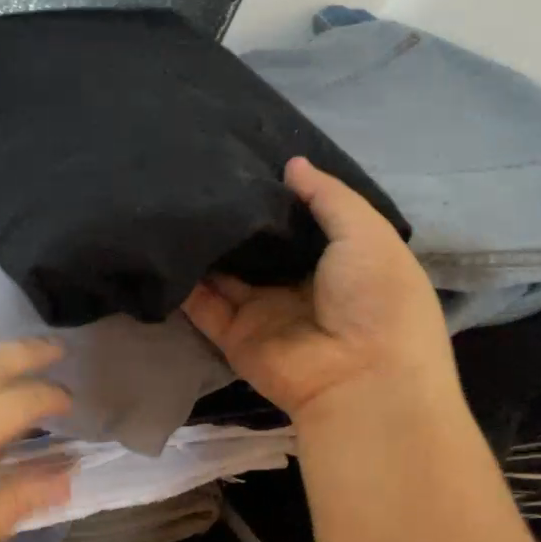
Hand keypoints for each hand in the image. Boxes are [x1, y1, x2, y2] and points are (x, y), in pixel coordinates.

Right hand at [182, 157, 459, 427]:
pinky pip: (201, 305)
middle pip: (257, 247)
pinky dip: (182, 284)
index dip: (277, 196)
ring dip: (204, 247)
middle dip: (234, 219)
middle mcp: (297, 285)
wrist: (361, 380)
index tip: (244, 161)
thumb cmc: (378, 300)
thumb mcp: (368, 235)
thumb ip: (328, 197)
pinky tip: (163, 249)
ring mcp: (261, 312)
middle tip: (199, 179)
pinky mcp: (232, 335)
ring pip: (223, 273)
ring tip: (175, 206)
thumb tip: (290, 164)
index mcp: (339, 261)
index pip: (300, 222)